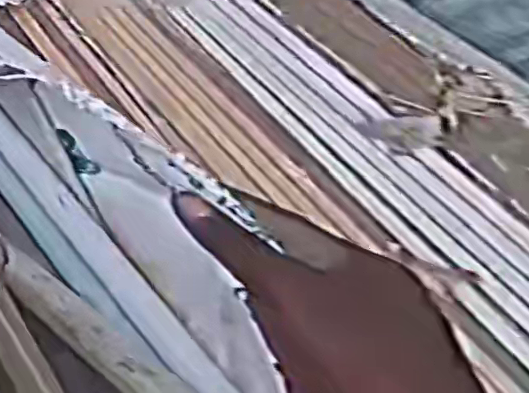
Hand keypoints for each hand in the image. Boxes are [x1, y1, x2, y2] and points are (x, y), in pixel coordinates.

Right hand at [175, 195, 480, 392]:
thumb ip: (232, 241)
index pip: (281, 221)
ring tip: (220, 285)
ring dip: (256, 291)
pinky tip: (255, 326)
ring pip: (293, 296)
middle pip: (289, 259)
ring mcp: (376, 339)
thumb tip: (192, 205)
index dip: (230, 209)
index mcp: (370, 269)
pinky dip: (272, 323)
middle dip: (242, 253)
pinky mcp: (362, 370)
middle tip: (197, 242)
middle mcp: (382, 300)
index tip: (189, 201)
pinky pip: (299, 328)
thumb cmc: (360, 359)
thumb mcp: (278, 287)